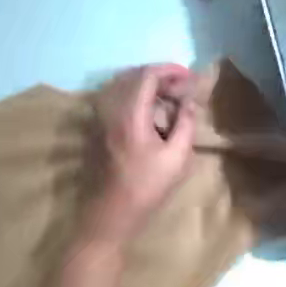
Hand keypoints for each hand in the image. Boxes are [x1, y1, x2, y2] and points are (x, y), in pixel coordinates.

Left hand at [79, 64, 199, 248]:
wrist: (108, 216)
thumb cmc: (145, 189)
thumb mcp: (177, 159)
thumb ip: (185, 123)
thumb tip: (188, 100)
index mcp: (130, 114)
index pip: (148, 74)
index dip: (170, 70)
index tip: (190, 78)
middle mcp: (110, 109)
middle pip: (133, 75)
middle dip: (160, 75)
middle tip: (181, 87)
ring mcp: (99, 118)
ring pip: (122, 84)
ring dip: (145, 83)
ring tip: (168, 96)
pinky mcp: (95, 127)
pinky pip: (114, 97)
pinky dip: (133, 94)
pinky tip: (148, 109)